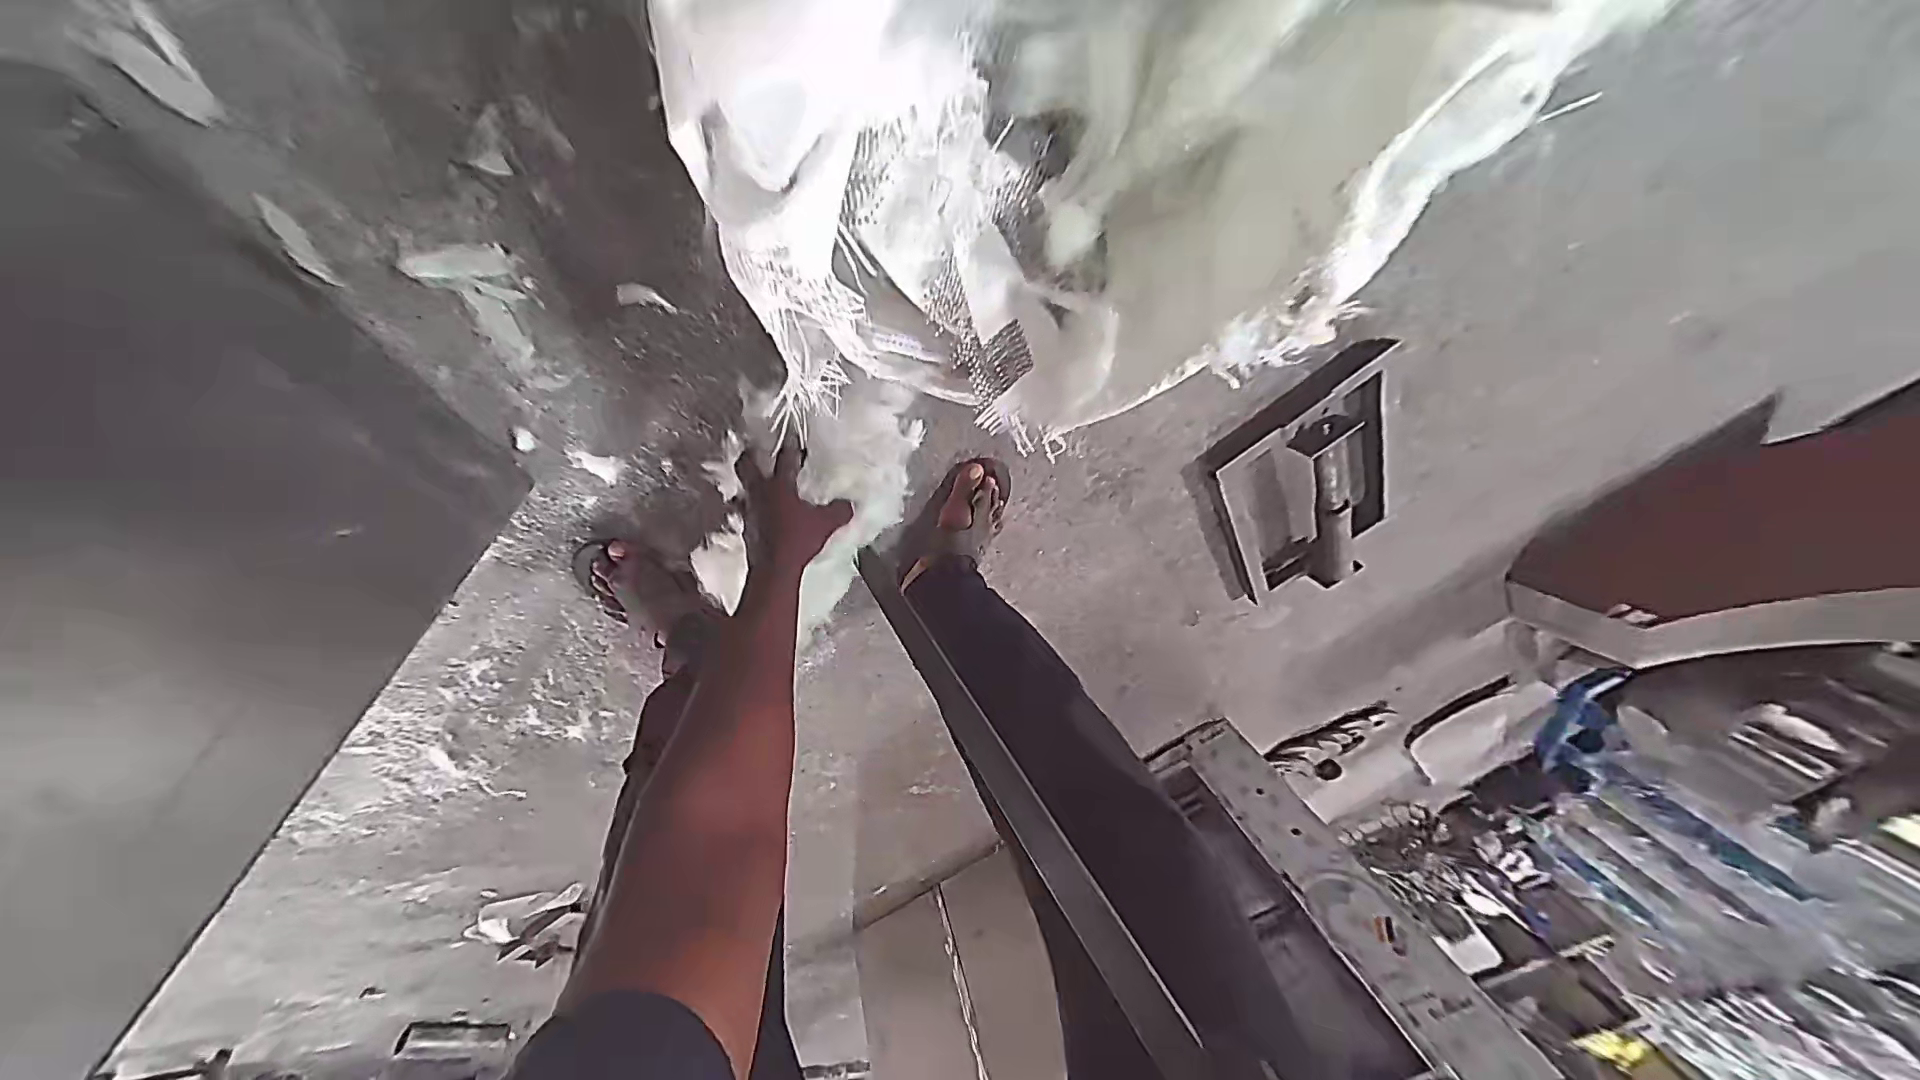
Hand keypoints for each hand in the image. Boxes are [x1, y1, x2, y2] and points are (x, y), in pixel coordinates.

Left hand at [737, 440, 854, 581]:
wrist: (774, 568)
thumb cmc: (799, 540)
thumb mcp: (827, 523)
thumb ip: (839, 511)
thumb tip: (849, 505)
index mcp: (780, 485)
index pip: (785, 458)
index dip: (791, 445)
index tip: (793, 436)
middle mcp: (760, 492)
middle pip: (747, 464)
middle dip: (751, 454)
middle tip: (757, 450)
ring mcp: (749, 509)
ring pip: (742, 487)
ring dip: (748, 483)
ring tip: (757, 481)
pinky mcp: (745, 526)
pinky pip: (744, 509)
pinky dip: (751, 506)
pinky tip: (759, 512)